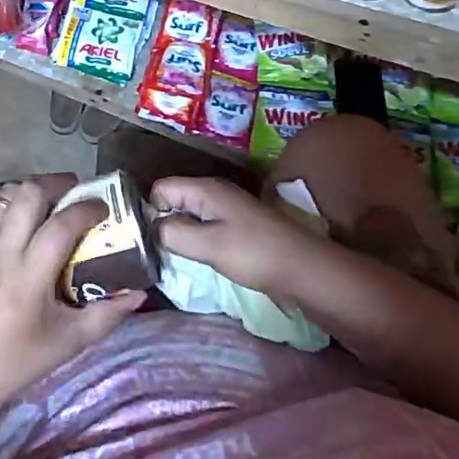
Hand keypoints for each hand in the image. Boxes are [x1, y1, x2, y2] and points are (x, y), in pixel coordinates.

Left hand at [0, 174, 145, 409]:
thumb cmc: (19, 359)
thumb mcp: (70, 342)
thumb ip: (107, 314)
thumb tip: (139, 292)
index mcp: (28, 278)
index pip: (59, 226)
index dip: (85, 209)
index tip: (103, 207)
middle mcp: (1, 253)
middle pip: (27, 194)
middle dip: (56, 184)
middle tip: (75, 191)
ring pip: (5, 195)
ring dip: (30, 190)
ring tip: (49, 199)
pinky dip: (5, 200)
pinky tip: (19, 211)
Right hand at [151, 176, 311, 299]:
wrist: (307, 270)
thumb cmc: (255, 254)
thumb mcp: (208, 246)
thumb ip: (173, 233)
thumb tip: (151, 228)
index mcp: (204, 189)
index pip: (160, 189)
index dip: (151, 211)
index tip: (152, 239)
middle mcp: (212, 190)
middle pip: (173, 199)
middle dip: (164, 222)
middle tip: (163, 251)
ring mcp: (226, 206)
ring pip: (188, 213)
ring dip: (181, 233)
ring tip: (180, 256)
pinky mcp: (236, 223)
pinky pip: (203, 224)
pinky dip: (197, 239)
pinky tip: (203, 256)